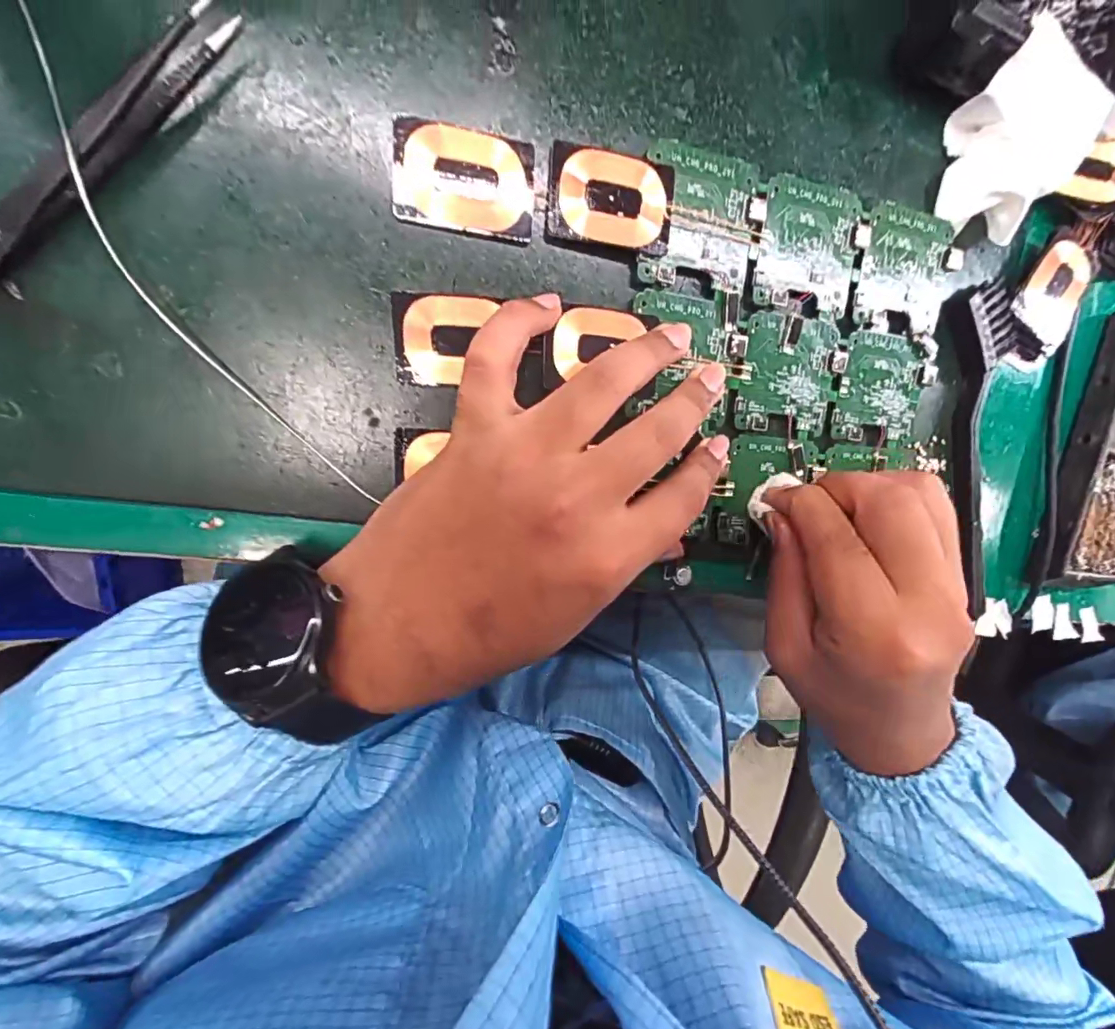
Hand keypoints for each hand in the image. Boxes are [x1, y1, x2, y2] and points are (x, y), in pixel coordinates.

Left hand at [320, 294, 729, 712]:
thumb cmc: (486, 635)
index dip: (708, 466)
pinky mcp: (474, 432)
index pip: (684, 495)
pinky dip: (516, 322)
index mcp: (609, 553)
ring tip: (670, 336)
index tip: (717, 445)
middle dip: (695, 398)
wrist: (397, 627)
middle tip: (708, 376)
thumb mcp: (572, 614)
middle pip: (658, 431)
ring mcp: (524, 455)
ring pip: (600, 383)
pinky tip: (548, 306)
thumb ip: (621, 565)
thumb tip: (663, 531)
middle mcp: (578, 495)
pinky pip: (494, 360)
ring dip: (645, 351)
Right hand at [761, 472, 973, 774]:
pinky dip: (898, 497)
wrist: (901, 731)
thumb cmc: (833, 696)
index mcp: (874, 630)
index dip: (801, 505)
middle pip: (890, 504)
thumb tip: (783, 514)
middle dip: (838, 486)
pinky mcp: (967, 579)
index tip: (775, 497)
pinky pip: (939, 510)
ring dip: (871, 485)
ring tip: (837, 506)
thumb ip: (785, 576)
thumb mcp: (785, 646)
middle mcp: (928, 603)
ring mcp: (957, 589)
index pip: (838, 540)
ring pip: (923, 495)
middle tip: (806, 500)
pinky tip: (868, 514)